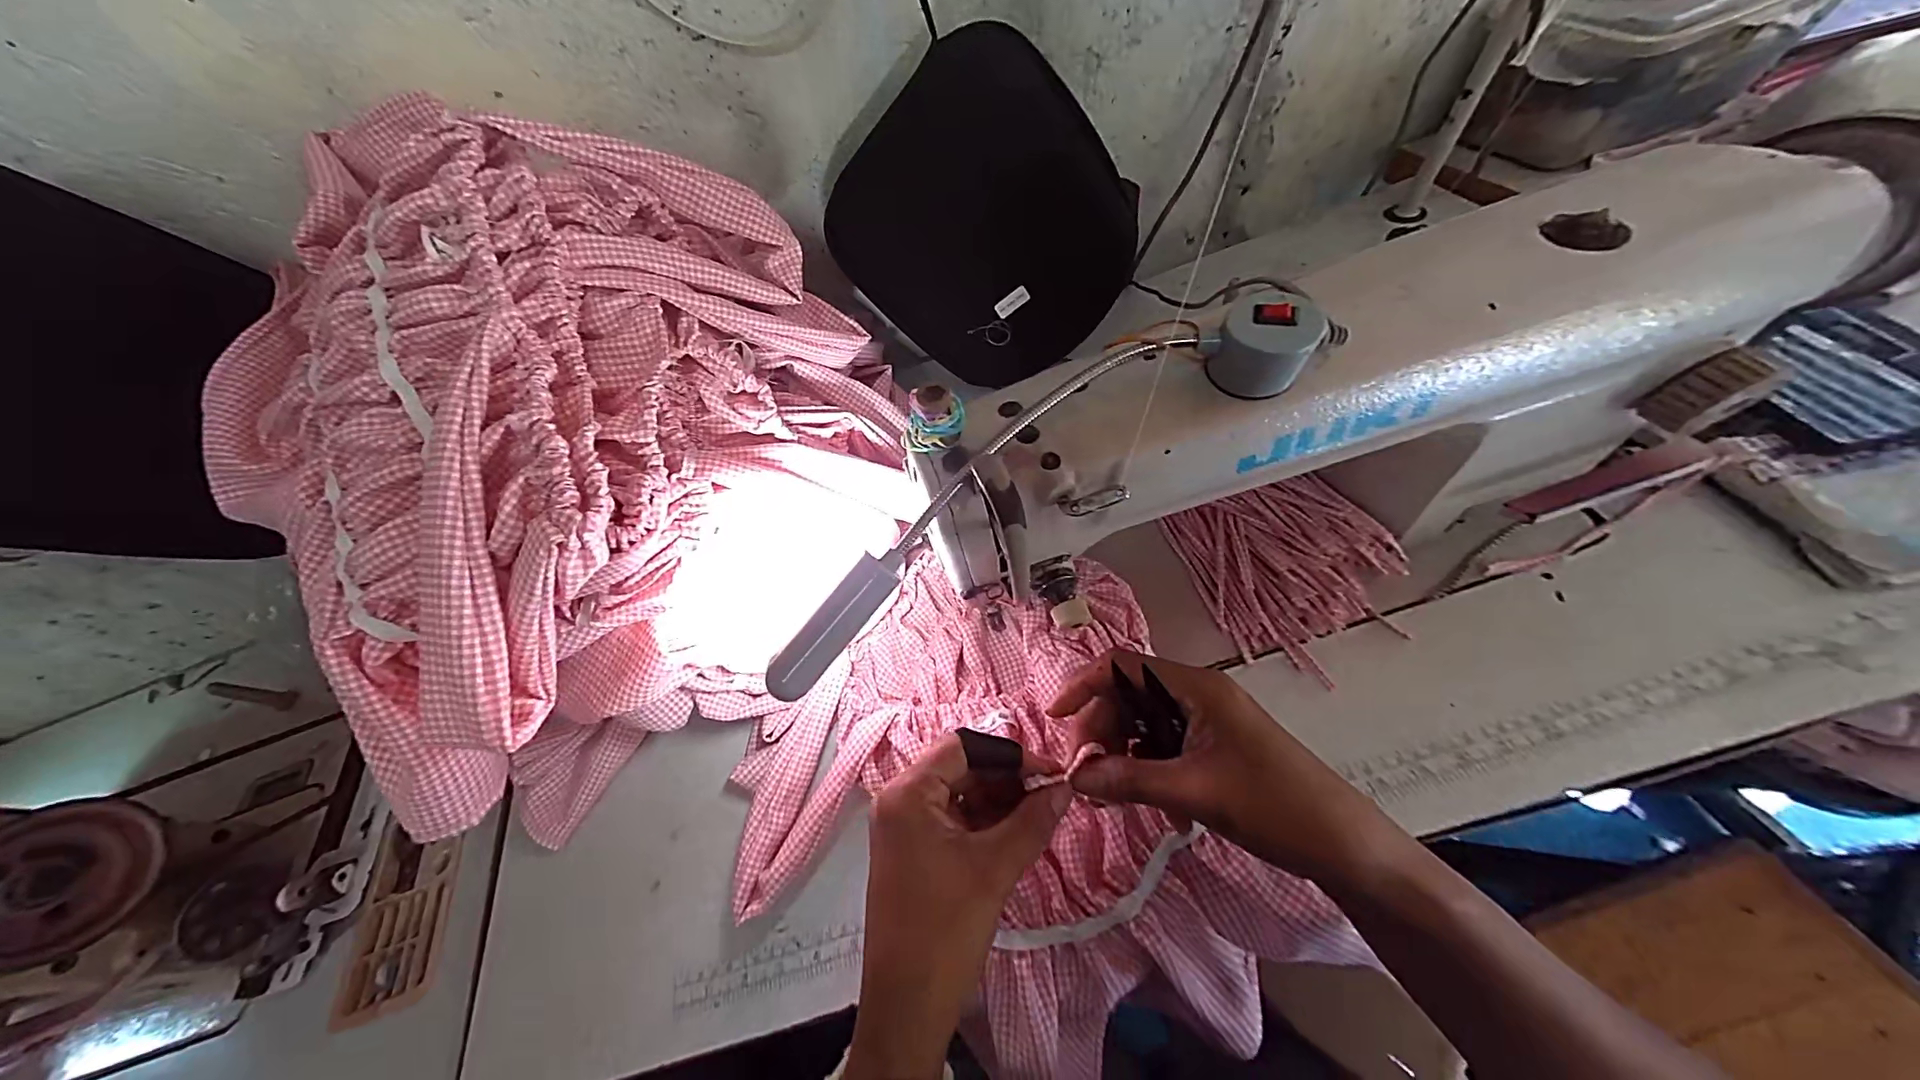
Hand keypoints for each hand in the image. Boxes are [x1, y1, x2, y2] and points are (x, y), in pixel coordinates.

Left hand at [844, 734, 1071, 1079]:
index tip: (1050, 773)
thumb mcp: (995, 869)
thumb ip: (1032, 820)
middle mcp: (899, 800)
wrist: (907, 1005)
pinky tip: (1016, 832)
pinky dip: (984, 820)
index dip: (1011, 755)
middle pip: (960, 767)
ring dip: (998, 800)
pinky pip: (952, 818)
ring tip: (1040, 814)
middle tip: (1050, 795)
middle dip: (1007, 778)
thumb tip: (1064, 787)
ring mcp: (903, 826)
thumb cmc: (946, 930)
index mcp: (908, 793)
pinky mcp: (912, 849)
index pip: (963, 746)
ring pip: (958, 793)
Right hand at [1047, 649, 1414, 886]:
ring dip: (1125, 758)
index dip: (1083, 686)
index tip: (1056, 721)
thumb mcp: (1194, 792)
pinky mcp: (1215, 747)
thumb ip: (1129, 780)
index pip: (1122, 665)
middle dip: (1101, 732)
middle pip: (1129, 697)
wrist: (1344, 844)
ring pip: (1145, 726)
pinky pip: (1166, 749)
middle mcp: (1197, 695)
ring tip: (1119, 798)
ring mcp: (1208, 721)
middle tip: (1087, 776)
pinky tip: (1161, 811)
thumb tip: (1074, 777)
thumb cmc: (1273, 805)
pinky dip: (1151, 773)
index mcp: (1195, 687)